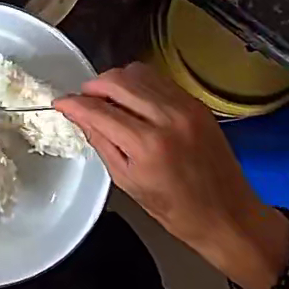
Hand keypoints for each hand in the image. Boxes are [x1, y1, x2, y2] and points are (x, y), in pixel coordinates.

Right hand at [54, 63, 288, 287]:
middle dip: (93, 86)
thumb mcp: (128, 182)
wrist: (228, 215)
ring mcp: (185, 106)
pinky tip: (132, 99)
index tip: (60, 102)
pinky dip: (139, 83)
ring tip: (106, 98)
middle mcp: (167, 118)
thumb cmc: (176, 210)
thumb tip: (80, 116)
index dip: (74, 103)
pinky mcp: (196, 103)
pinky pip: (158, 79)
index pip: (99, 111)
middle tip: (83, 99)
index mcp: (147, 145)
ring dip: (115, 80)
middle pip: (117, 81)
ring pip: (137, 73)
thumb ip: (102, 143)